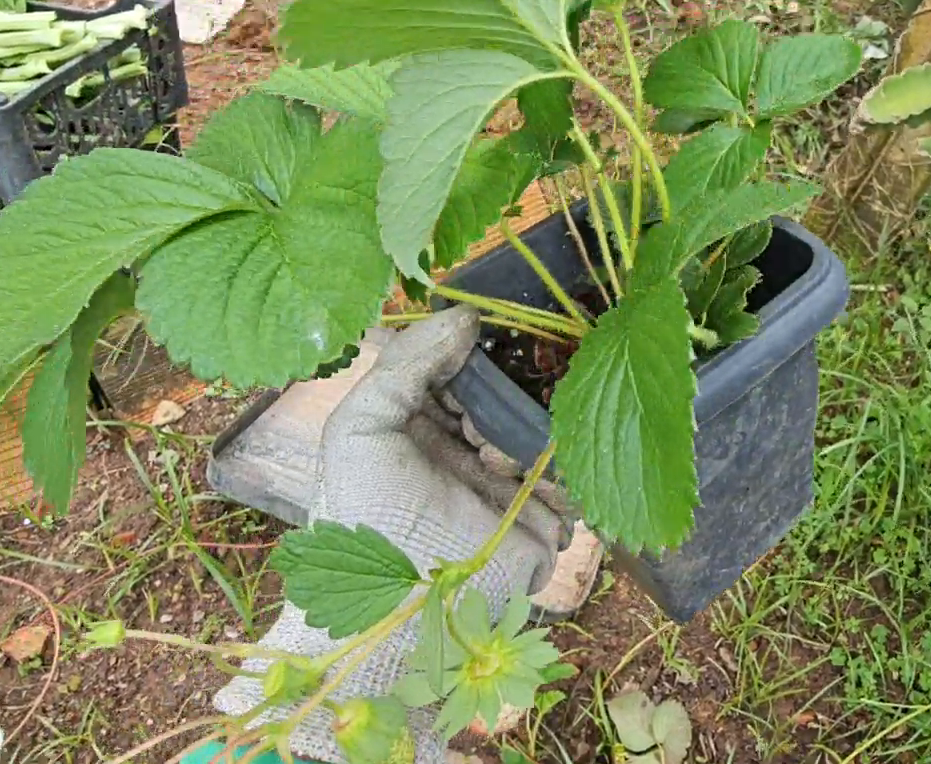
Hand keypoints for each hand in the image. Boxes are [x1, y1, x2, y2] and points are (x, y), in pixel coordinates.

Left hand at [215, 308, 576, 758]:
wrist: (401, 614)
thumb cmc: (366, 516)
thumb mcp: (360, 428)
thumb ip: (403, 366)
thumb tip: (465, 316)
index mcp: (426, 419)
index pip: (462, 364)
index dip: (474, 348)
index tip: (487, 334)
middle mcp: (471, 439)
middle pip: (509, 387)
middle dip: (504, 389)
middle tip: (484, 407)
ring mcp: (512, 471)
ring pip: (544, 419)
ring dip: (522, 428)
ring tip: (491, 453)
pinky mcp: (548, 503)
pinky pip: (570, 464)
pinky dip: (554, 462)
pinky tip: (519, 476)